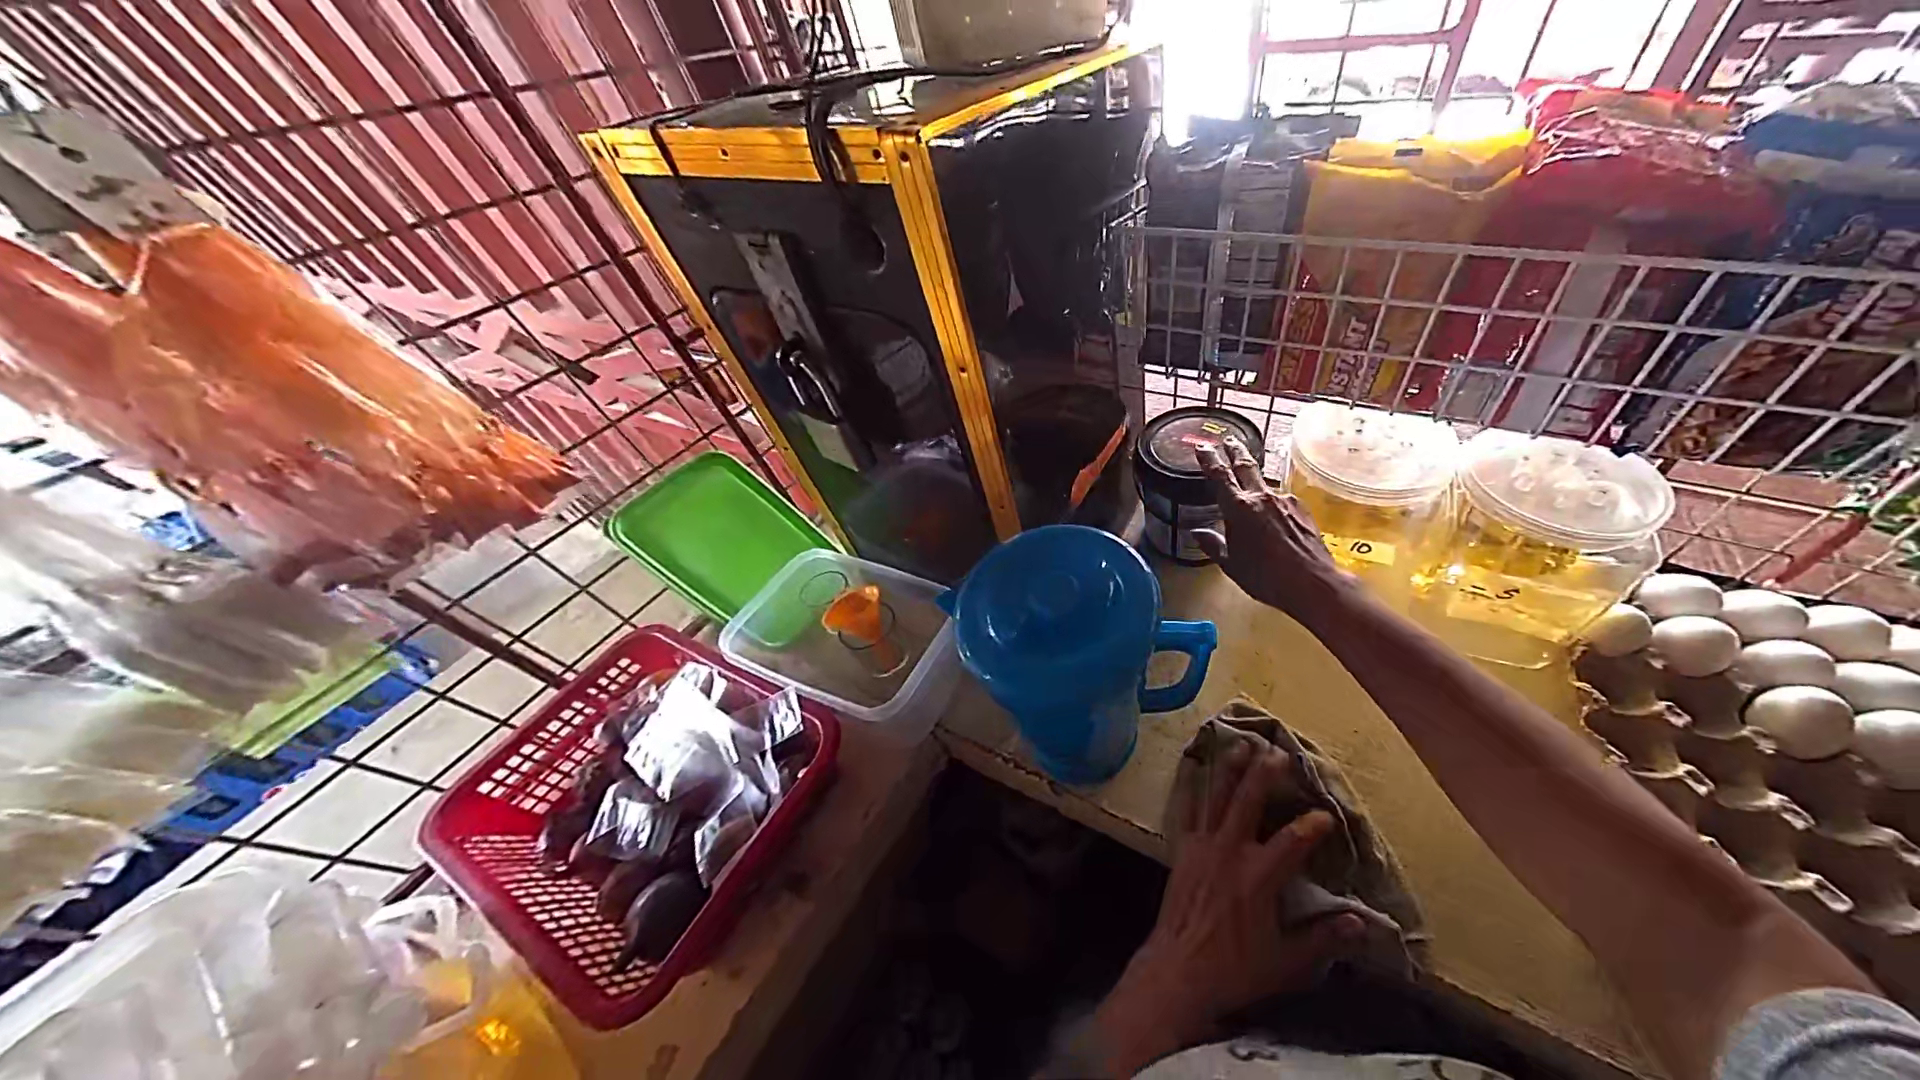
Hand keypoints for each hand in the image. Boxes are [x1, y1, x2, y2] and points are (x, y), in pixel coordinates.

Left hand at [1086, 743, 1362, 1075]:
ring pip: (1217, 797)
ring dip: (1229, 769)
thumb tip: (1362, 922)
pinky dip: (1193, 787)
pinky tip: (1194, 768)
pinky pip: (1188, 810)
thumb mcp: (1288, 962)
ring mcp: (1202, 846)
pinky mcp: (1182, 849)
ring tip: (1239, 744)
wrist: (1178, 969)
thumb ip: (1324, 939)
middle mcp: (1229, 851)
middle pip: (1248, 802)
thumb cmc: (1235, 968)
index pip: (1294, 840)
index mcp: (1259, 876)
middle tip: (1278, 752)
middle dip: (1264, 775)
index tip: (1327, 816)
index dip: (1313, 825)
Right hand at [1191, 440, 1350, 617]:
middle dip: (1235, 450)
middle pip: (1245, 465)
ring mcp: (1284, 501)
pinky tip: (1270, 515)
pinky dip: (1270, 501)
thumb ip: (1213, 544)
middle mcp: (1261, 498)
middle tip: (1229, 439)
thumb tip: (1198, 533)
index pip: (1219, 475)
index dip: (1208, 459)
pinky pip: (1279, 499)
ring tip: (1247, 482)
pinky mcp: (1301, 509)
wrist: (1313, 582)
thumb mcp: (1230, 564)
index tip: (1202, 447)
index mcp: (1238, 508)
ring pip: (1263, 483)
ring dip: (1253, 478)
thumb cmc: (1265, 577)